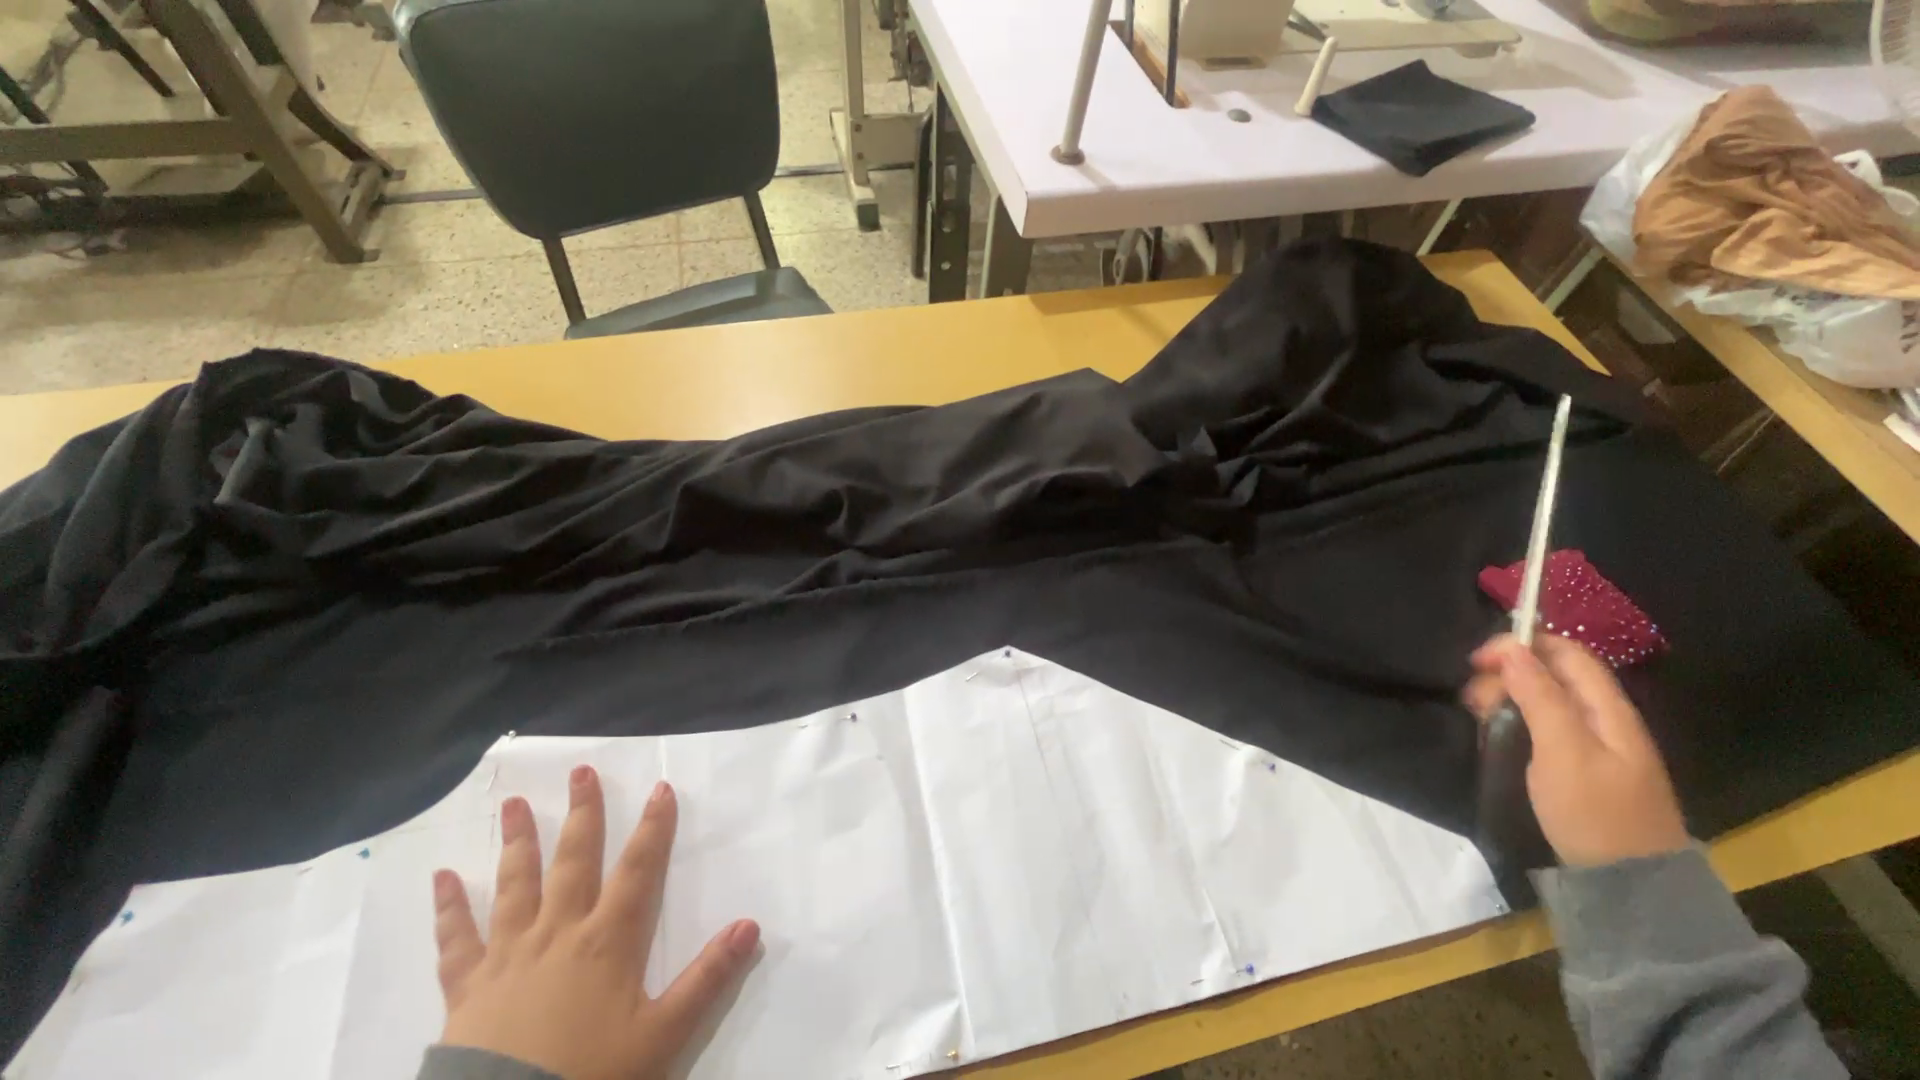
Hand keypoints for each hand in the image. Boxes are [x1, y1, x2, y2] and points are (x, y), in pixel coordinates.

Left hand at [432, 770, 760, 1079]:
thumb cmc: (592, 1076)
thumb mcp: (664, 1035)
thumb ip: (707, 978)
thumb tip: (749, 925)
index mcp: (608, 942)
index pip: (638, 871)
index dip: (653, 829)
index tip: (660, 789)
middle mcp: (559, 933)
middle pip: (573, 862)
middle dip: (583, 815)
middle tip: (580, 771)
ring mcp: (509, 955)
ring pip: (515, 886)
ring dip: (518, 842)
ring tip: (515, 803)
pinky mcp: (468, 986)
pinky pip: (456, 939)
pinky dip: (449, 907)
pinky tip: (442, 878)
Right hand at [1463, 634, 1689, 866]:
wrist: (1630, 884)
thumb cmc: (1595, 812)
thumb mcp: (1564, 751)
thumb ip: (1541, 697)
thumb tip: (1515, 650)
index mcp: (1608, 709)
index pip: (1568, 652)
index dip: (1523, 645)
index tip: (1477, 662)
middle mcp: (1603, 718)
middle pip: (1554, 674)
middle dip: (1509, 674)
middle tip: (1473, 700)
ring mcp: (1594, 744)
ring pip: (1545, 699)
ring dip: (1508, 698)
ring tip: (1480, 719)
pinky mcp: (1580, 767)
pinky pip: (1544, 726)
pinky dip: (1516, 722)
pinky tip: (1497, 737)